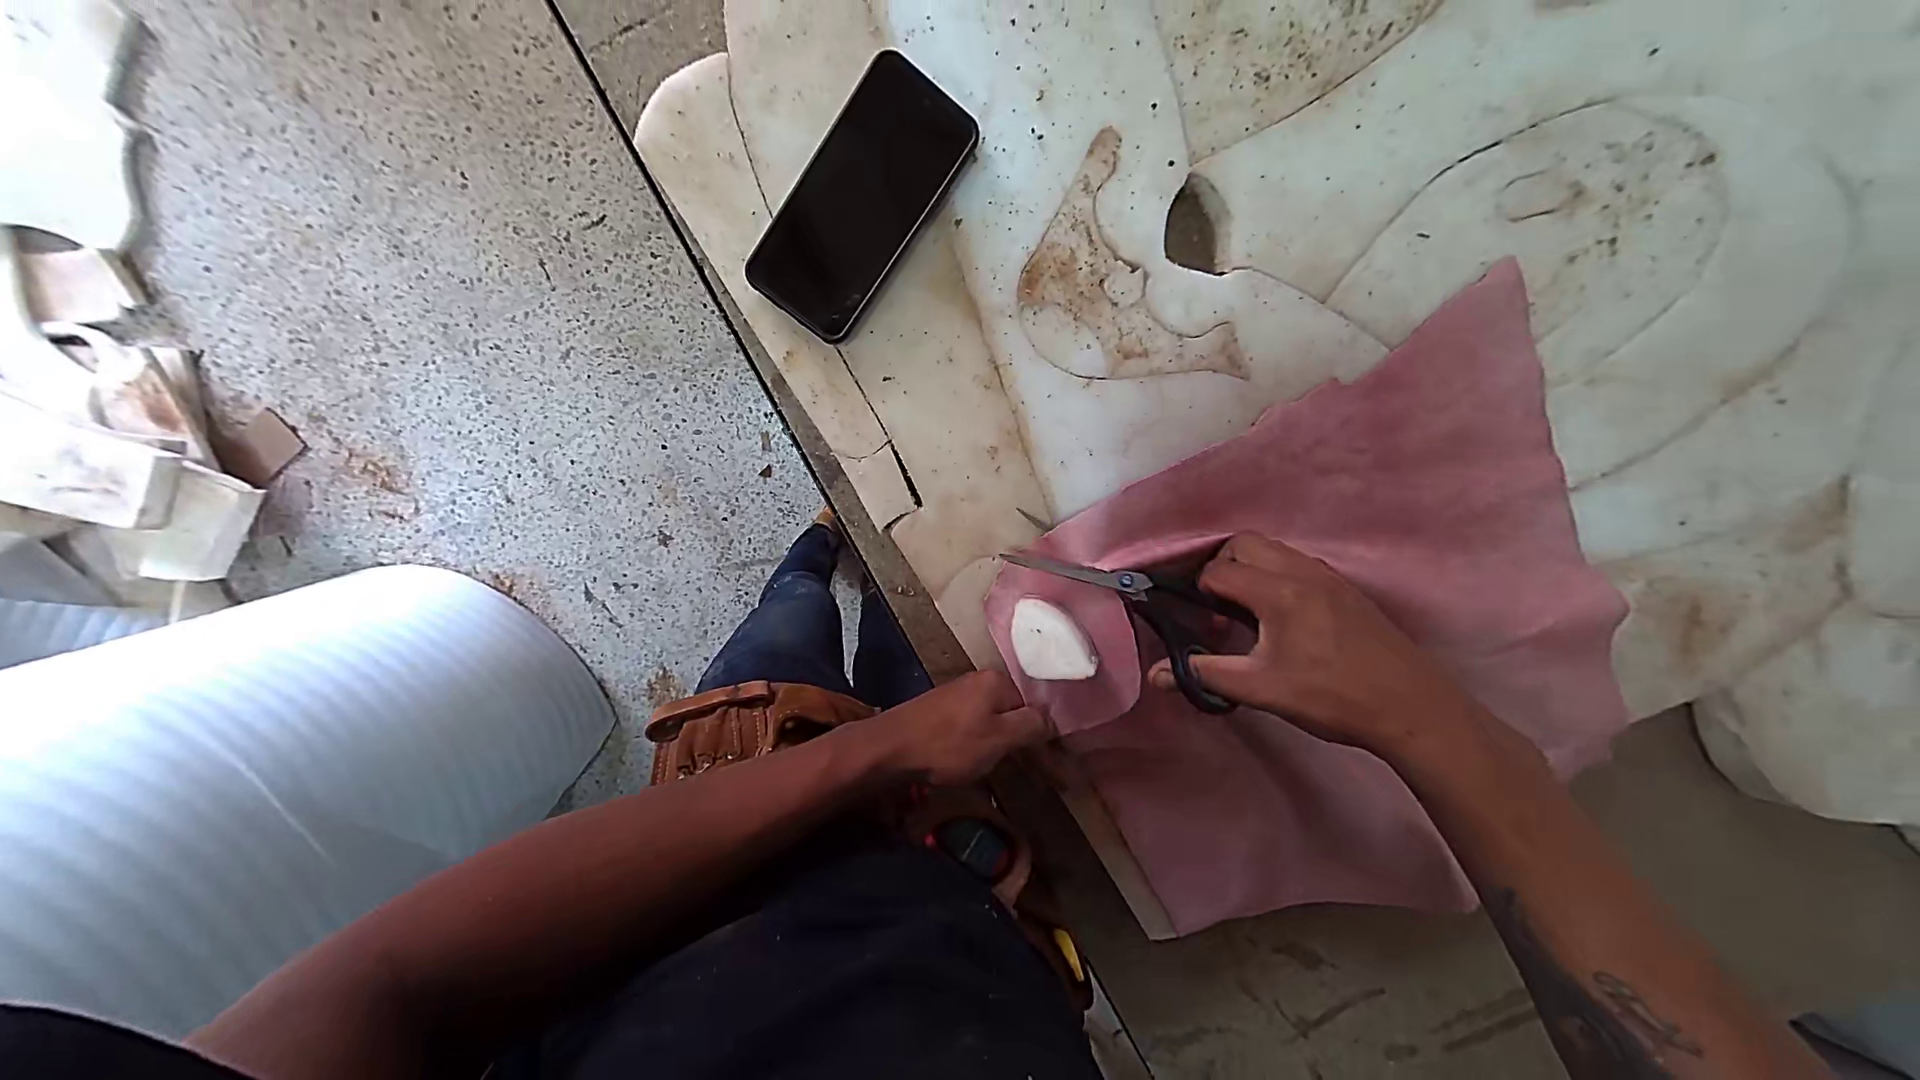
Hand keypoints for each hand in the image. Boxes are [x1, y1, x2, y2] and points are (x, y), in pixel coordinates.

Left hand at [870, 670, 1051, 785]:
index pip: (1037, 712)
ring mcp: (960, 696)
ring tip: (1030, 774)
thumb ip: (1030, 726)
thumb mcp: (998, 738)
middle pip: (1018, 716)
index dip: (1051, 745)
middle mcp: (980, 682)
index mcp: (997, 682)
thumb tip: (1050, 721)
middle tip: (1054, 781)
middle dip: (1036, 748)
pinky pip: (979, 728)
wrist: (890, 748)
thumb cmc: (949, 744)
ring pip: (999, 723)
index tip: (1064, 776)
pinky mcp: (944, 712)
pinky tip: (993, 761)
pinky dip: (992, 746)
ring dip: (1015, 748)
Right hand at [1148, 534, 1495, 756]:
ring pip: (1272, 550)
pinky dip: (1274, 574)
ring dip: (1248, 569)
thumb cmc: (1333, 698)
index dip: (1198, 594)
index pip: (1219, 571)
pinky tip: (1280, 616)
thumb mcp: (1262, 690)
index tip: (1203, 627)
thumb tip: (1155, 674)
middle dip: (1219, 567)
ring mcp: (1328, 576)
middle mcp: (1303, 572)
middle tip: (1217, 608)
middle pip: (1243, 544)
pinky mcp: (1345, 588)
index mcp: (1280, 593)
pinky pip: (1295, 562)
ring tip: (1246, 612)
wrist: (1414, 709)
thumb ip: (1206, 674)